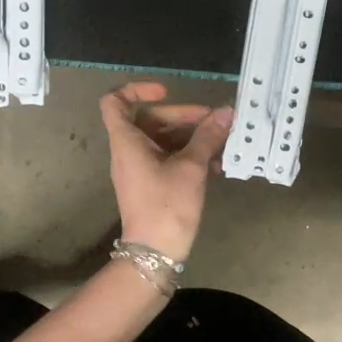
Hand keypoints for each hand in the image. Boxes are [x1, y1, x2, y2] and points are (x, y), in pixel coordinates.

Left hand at [99, 82, 232, 261]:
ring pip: (164, 140)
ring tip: (223, 144)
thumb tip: (226, 112)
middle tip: (217, 122)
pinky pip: (169, 159)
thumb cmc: (167, 206)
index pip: (115, 102)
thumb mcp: (191, 168)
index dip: (137, 89)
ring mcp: (140, 169)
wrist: (155, 252)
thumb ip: (208, 137)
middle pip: (151, 120)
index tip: (167, 91)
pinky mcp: (152, 185)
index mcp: (127, 141)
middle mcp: (129, 151)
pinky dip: (190, 156)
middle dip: (185, 117)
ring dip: (193, 138)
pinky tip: (217, 165)